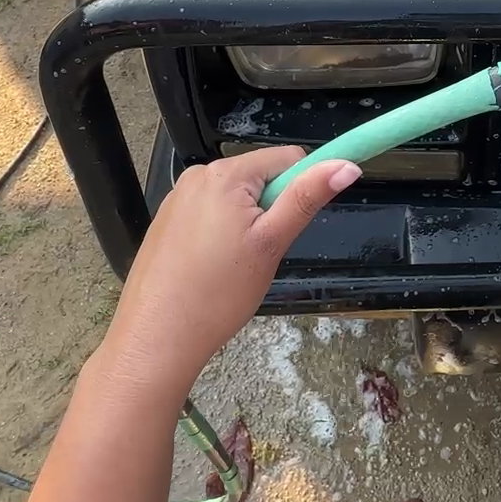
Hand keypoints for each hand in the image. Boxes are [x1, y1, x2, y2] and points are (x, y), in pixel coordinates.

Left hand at [95, 146, 359, 398]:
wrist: (153, 343)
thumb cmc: (218, 294)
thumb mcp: (273, 242)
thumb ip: (308, 196)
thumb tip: (347, 164)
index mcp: (226, 173)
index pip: (288, 158)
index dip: (301, 189)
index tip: (289, 229)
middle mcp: (198, 174)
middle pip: (261, 176)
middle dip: (271, 209)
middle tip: (261, 253)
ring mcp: (178, 197)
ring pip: (238, 196)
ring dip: (248, 222)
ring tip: (236, 265)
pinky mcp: (166, 221)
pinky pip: (212, 212)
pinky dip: (222, 232)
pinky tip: (212, 268)